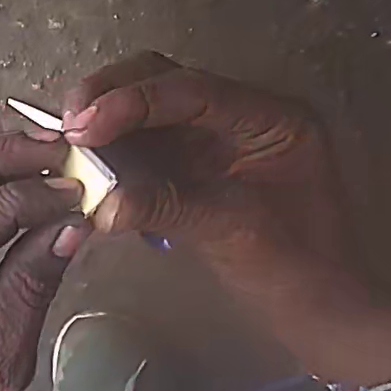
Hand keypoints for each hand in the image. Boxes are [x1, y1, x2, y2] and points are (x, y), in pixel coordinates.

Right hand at [62, 51, 366, 301]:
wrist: (321, 312)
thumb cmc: (298, 271)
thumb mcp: (232, 231)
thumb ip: (165, 205)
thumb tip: (97, 203)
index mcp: (269, 119)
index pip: (192, 90)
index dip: (133, 101)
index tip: (85, 125)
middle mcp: (239, 115)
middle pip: (164, 78)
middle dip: (111, 94)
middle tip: (70, 123)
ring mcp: (212, 137)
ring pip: (147, 104)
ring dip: (105, 115)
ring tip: (69, 139)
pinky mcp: (190, 162)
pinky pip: (143, 141)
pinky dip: (113, 146)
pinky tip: (87, 158)